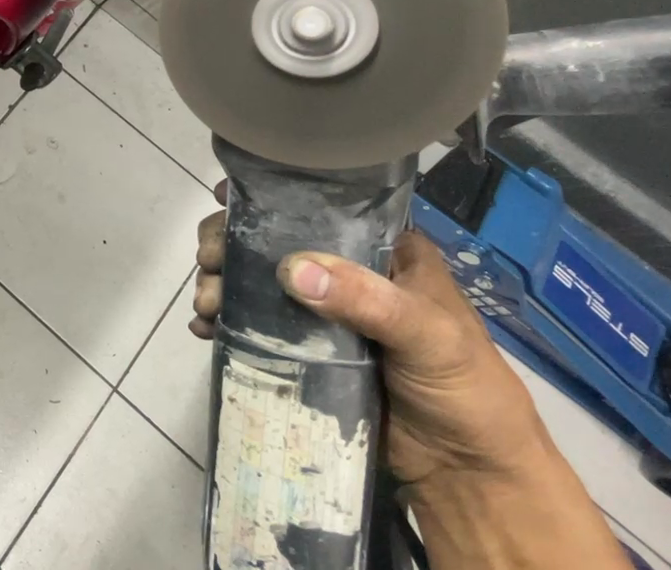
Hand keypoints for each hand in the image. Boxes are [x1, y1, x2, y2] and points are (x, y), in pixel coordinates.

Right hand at [189, 201, 548, 487]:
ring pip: (252, 280)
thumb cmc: (466, 390)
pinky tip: (204, 329)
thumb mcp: (430, 337)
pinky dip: (220, 322)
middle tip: (209, 261)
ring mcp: (316, 312)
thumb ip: (368, 300)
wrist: (466, 472)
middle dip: (228, 244)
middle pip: (270, 241)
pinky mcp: (298, 349)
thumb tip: (292, 270)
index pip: (319, 208)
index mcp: (381, 253)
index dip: (268, 199)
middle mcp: (342, 273)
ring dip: (218, 284)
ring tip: (207, 306)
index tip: (223, 197)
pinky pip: (249, 325)